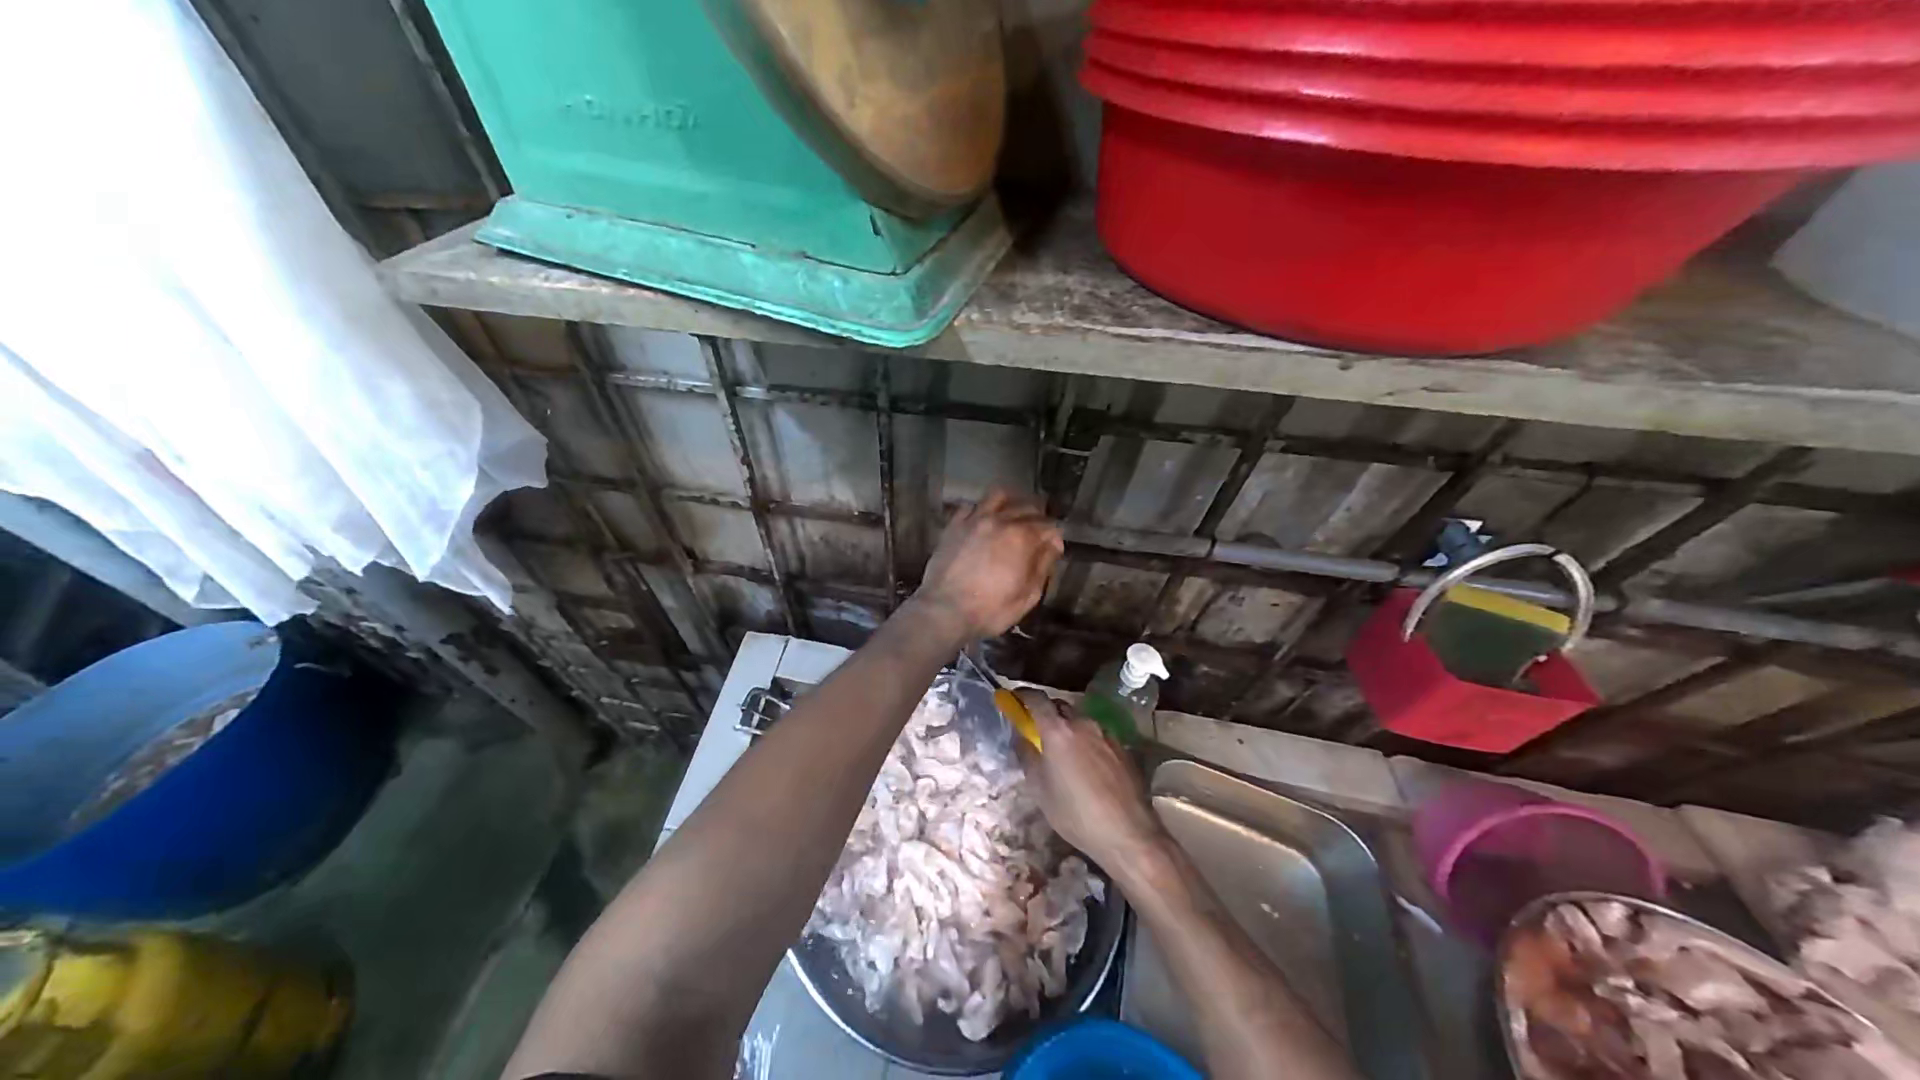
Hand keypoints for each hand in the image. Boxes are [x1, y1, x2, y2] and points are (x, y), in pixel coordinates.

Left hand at [913, 491, 1063, 639]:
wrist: (944, 611)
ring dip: (1011, 503)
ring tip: (1013, 515)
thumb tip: (1053, 545)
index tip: (1053, 549)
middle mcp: (1000, 520)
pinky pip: (970, 506)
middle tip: (1038, 531)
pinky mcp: (954, 525)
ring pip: (999, 496)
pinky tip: (984, 521)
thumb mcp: (1028, 595)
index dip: (1054, 537)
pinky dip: (982, 509)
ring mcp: (974, 520)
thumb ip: (1043, 565)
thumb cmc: (991, 610)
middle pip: (1027, 507)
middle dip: (1038, 517)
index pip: (1049, 526)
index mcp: (1022, 537)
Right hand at [1013, 689, 1166, 872]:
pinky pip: (1097, 736)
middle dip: (1046, 712)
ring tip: (1062, 753)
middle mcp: (1083, 724)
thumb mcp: (1039, 789)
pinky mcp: (1122, 749)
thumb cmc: (1075, 814)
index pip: (1037, 699)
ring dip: (1067, 728)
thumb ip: (1027, 756)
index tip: (1013, 699)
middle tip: (1036, 730)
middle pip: (1060, 706)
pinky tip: (1086, 767)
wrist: (1128, 833)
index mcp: (1058, 731)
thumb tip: (1021, 738)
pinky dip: (1085, 742)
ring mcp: (1106, 735)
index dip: (1023, 695)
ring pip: (1080, 721)